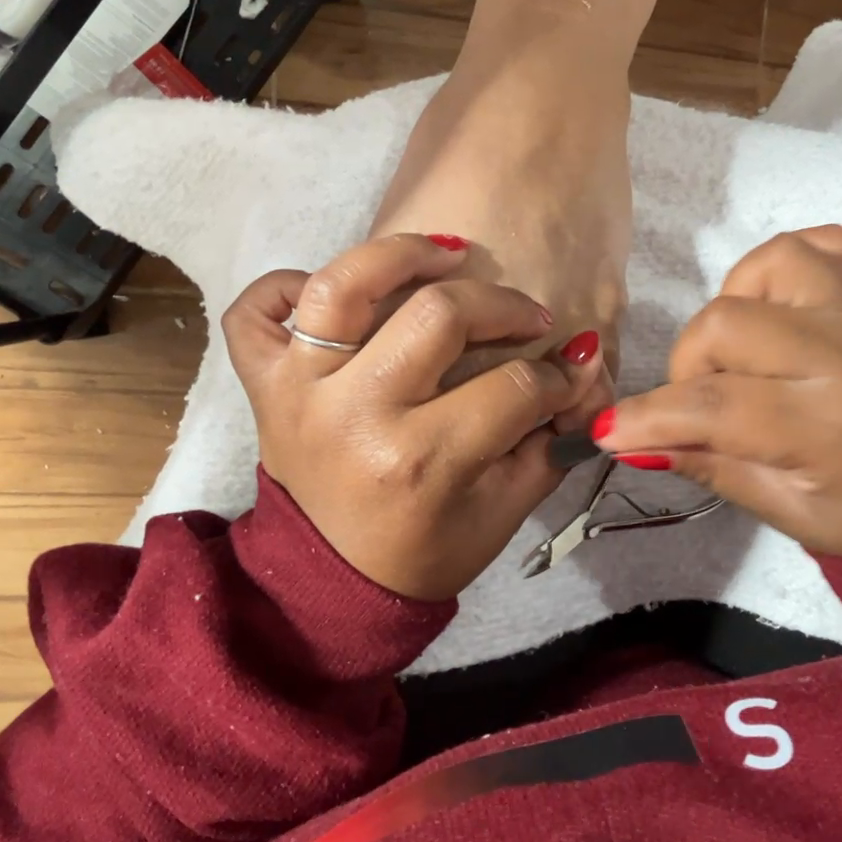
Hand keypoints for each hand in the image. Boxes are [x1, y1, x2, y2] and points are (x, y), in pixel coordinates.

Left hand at [223, 233, 605, 599]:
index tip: (566, 373)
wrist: (332, 587)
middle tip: (527, 319)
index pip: (514, 386)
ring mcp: (299, 393)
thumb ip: (554, 436)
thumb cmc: (429, 550)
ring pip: (341, 285)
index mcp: (422, 461)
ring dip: (403, 255)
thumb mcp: (507, 507)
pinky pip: (255, 311)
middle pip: (439, 315)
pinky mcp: (263, 386)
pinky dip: (288, 287)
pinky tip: (341, 300)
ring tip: (448, 257)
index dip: (557, 375)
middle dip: (504, 307)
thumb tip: (586, 366)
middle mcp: (355, 416)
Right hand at [593, 226, 841, 560]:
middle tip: (701, 401)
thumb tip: (629, 440)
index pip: (719, 406)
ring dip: (730, 312)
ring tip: (741, 356)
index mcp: (832, 428)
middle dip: (689, 366)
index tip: (608, 432)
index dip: (651, 416)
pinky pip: (808, 244)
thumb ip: (706, 463)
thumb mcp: (783, 510)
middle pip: (726, 325)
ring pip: (762, 266)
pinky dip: (771, 271)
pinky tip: (771, 312)